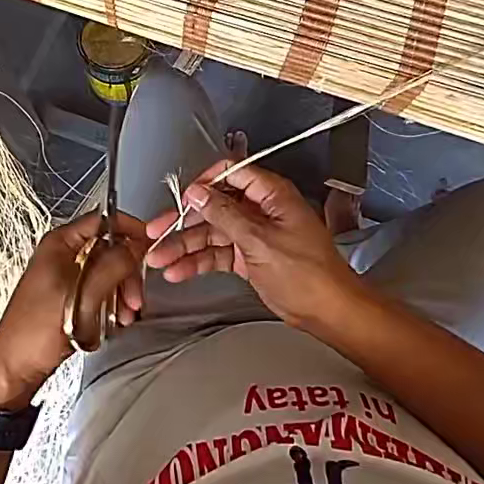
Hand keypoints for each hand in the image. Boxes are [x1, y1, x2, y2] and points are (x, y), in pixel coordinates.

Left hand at [0, 212, 148, 408]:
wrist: (15, 369)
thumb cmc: (34, 333)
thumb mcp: (82, 294)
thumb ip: (113, 266)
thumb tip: (138, 247)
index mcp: (60, 244)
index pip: (104, 220)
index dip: (130, 230)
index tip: (150, 245)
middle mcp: (64, 255)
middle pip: (111, 248)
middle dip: (128, 272)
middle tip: (135, 294)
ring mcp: (67, 275)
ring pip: (110, 271)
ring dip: (123, 291)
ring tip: (125, 313)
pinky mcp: (72, 295)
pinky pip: (102, 289)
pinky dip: (114, 303)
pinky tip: (117, 319)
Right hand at [143, 160, 366, 328]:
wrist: (326, 310)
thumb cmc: (308, 274)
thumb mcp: (260, 241)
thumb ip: (226, 214)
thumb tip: (199, 194)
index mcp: (272, 195)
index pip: (232, 173)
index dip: (204, 183)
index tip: (180, 199)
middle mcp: (262, 210)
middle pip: (215, 206)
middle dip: (184, 221)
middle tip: (157, 233)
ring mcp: (255, 234)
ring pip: (212, 233)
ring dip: (185, 246)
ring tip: (159, 260)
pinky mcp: (250, 256)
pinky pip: (219, 253)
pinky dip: (199, 262)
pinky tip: (179, 271)